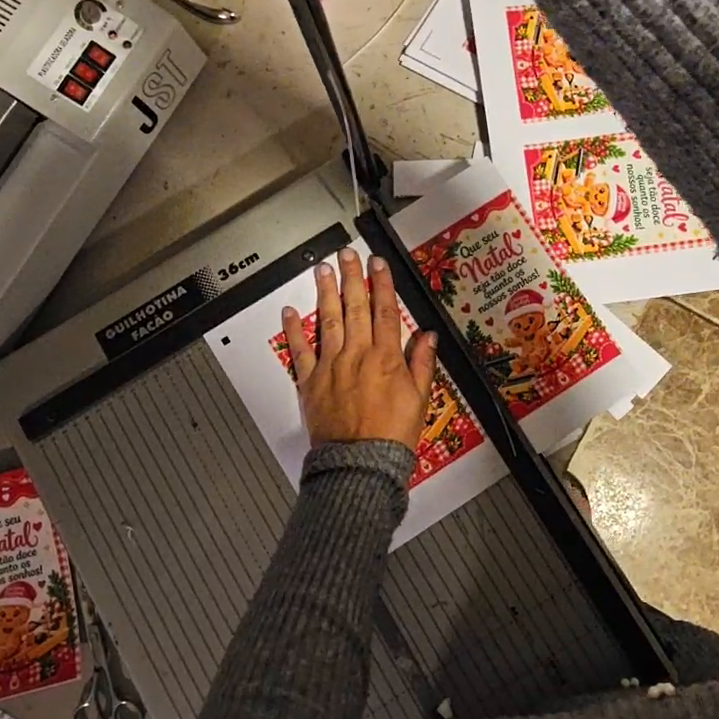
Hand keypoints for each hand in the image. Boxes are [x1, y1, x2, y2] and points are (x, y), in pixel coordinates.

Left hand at [283, 249, 437, 448]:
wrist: (361, 464)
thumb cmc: (393, 435)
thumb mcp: (420, 399)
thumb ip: (422, 365)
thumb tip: (428, 336)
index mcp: (386, 357)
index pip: (385, 311)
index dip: (382, 284)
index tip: (378, 263)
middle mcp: (357, 354)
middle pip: (354, 307)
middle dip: (351, 277)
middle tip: (347, 254)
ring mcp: (331, 366)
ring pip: (327, 320)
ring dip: (325, 292)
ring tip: (322, 269)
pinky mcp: (310, 382)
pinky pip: (300, 351)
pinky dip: (294, 330)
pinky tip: (289, 311)